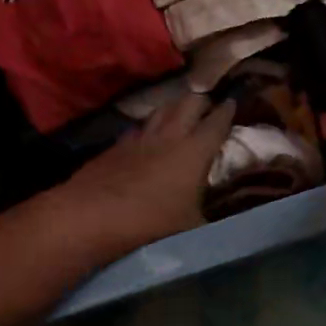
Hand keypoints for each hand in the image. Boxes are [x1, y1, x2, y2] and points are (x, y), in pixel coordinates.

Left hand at [55, 94, 234, 254]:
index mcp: (196, 151)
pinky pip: (140, 128)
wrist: (92, 216)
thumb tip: (219, 217)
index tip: (233, 102)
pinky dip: (150, 127)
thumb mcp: (193, 225)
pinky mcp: (117, 146)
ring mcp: (140, 138)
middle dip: (202, 100)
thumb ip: (208, 214)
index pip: (217, 122)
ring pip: (162, 109)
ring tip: (181, 113)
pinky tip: (148, 137)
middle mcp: (170, 135)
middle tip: (209, 106)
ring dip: (175, 107)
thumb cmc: (152, 222)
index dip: (228, 111)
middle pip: (189, 102)